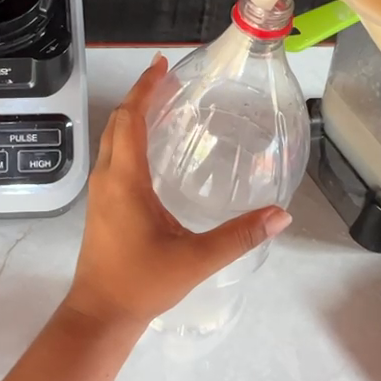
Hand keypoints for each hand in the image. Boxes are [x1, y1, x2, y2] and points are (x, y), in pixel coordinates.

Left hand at [59, 56, 290, 332]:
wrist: (99, 314)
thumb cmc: (142, 283)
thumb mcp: (196, 259)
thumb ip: (239, 236)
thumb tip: (280, 214)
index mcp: (125, 179)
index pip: (131, 119)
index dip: (145, 89)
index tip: (161, 66)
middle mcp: (108, 177)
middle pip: (118, 122)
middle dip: (139, 95)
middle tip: (166, 77)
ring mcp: (100, 191)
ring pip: (111, 139)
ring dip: (132, 115)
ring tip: (160, 103)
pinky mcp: (102, 204)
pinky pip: (112, 155)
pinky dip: (128, 137)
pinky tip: (149, 148)